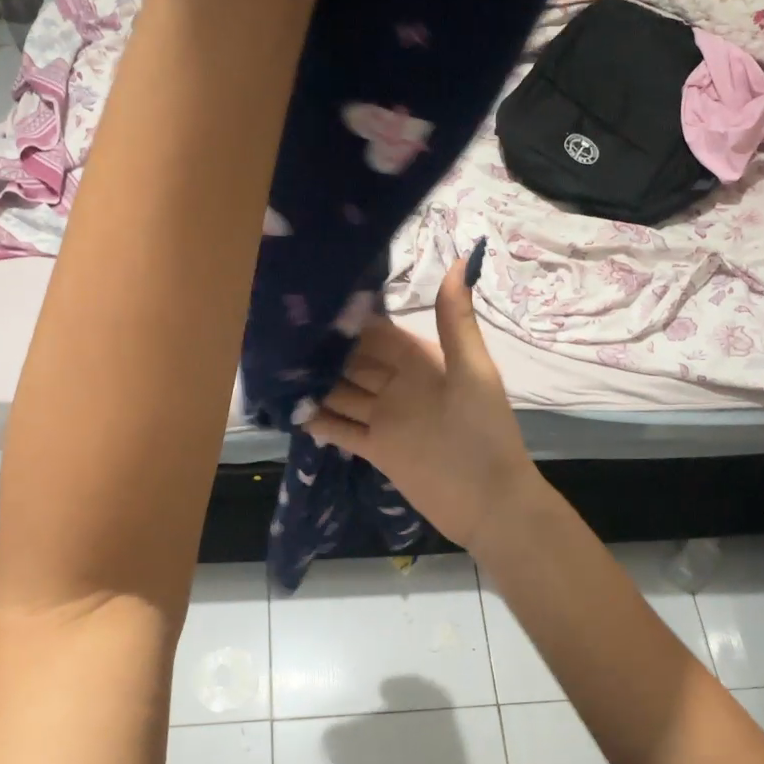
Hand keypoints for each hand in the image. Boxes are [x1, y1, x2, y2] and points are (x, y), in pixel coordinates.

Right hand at [303, 255, 537, 549]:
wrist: (489, 503)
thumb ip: (456, 321)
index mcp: (423, 362)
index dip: (349, 322)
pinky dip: (318, 421)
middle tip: (279, 338)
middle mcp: (399, 386)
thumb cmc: (485, 434)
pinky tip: (289, 410)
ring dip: (315, 384)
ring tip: (275, 369)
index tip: (312, 305)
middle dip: (324, 352)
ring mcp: (386, 419)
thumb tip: (459, 260)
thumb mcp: (472, 372)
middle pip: (354, 363)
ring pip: (342, 394)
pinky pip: (341, 430)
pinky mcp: (376, 450)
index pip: (378, 334)